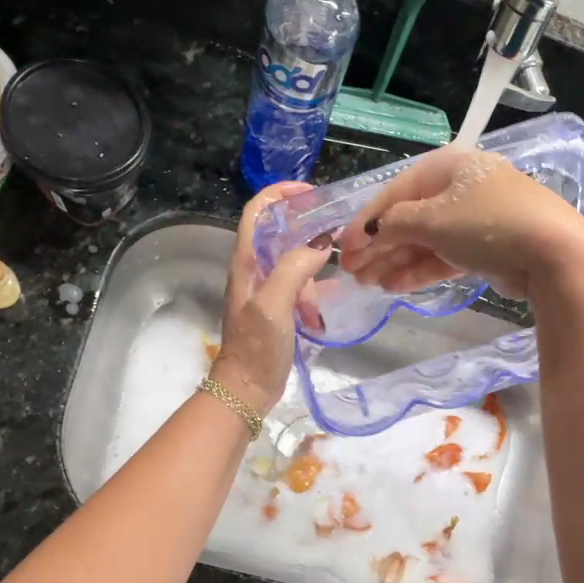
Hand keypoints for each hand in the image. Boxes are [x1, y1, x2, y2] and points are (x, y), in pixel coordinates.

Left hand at [211, 181, 333, 415]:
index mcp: (247, 262)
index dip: (280, 194)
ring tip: (328, 290)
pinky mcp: (278, 311)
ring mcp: (266, 292)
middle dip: (306, 233)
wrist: (246, 389)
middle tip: (336, 234)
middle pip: (280, 234)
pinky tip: (328, 305)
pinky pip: (300, 291)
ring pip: (294, 265)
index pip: (258, 211)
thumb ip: (295, 267)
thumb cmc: (256, 345)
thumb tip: (322, 241)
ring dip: (312, 274)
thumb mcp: (275, 303)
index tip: (312, 193)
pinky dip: (314, 293)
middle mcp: (254, 271)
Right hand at [336, 146, 583, 300]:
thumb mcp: (433, 220)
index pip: (395, 193)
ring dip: (394, 261)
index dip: (365, 221)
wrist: (551, 253)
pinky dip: (418, 270)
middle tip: (350, 271)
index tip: (341, 247)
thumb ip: (394, 224)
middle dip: (377, 245)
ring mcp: (472, 220)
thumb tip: (370, 231)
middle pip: (408, 218)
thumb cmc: (487, 224)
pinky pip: (441, 257)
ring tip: (368, 283)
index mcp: (446, 167)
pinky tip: (393, 286)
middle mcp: (458, 189)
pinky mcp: (483, 249)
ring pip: (423, 241)